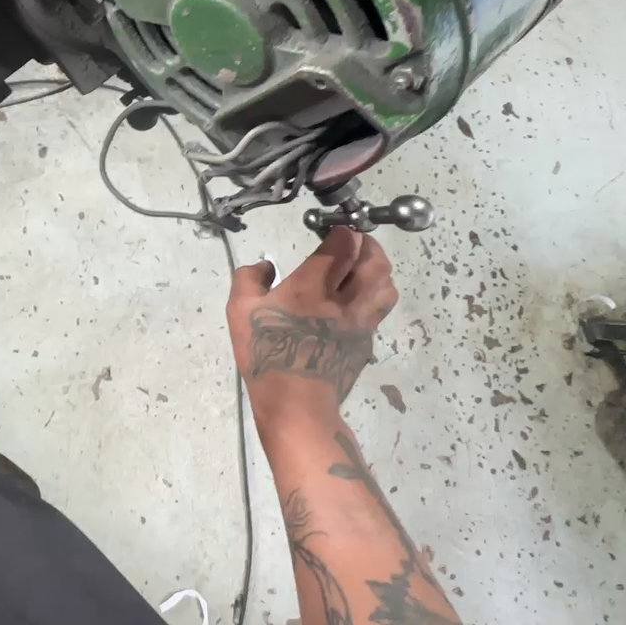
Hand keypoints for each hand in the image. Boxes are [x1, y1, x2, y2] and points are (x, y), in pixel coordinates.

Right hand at [226, 227, 396, 428]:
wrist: (296, 402)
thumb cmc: (264, 351)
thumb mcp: (238, 310)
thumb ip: (249, 278)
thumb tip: (265, 266)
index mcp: (311, 286)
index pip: (342, 246)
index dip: (343, 230)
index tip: (334, 225)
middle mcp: (344, 299)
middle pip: (375, 262)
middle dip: (368, 243)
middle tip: (354, 238)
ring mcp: (361, 322)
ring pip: (386, 286)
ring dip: (378, 269)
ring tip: (362, 265)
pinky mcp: (366, 341)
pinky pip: (378, 309)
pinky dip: (373, 295)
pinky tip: (354, 299)